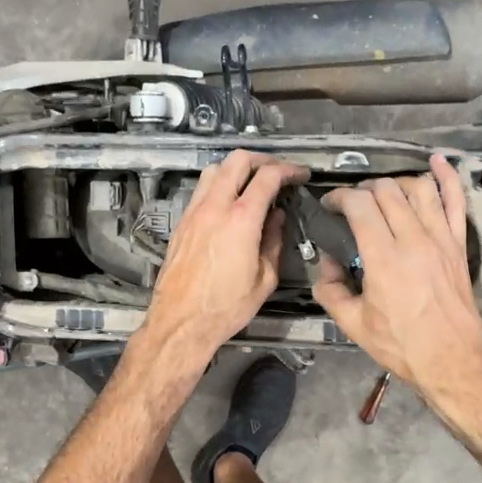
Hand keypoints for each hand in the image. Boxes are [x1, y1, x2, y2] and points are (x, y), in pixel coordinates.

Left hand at [139, 151, 308, 365]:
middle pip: (237, 160)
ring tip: (252, 183)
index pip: (268, 177)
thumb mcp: (265, 278)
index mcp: (241, 219)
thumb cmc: (226, 307)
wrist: (181, 321)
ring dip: (236, 169)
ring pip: (214, 169)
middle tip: (277, 172)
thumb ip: (274, 242)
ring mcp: (194, 212)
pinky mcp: (182, 222)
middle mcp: (215, 207)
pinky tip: (230, 203)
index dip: (288, 169)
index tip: (300, 174)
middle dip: (262, 160)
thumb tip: (277, 218)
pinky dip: (219, 185)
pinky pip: (201, 189)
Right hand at [313, 154, 481, 398]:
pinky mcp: (458, 244)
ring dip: (395, 184)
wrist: (451, 360)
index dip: (340, 198)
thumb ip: (331, 290)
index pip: (360, 206)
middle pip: (386, 192)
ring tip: (382, 194)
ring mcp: (441, 239)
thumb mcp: (353, 324)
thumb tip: (324, 264)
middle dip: (363, 190)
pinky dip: (447, 177)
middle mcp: (413, 240)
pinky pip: (456, 201)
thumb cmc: (401, 345)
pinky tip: (437, 161)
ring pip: (417, 189)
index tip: (330, 207)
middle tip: (352, 206)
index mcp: (384, 259)